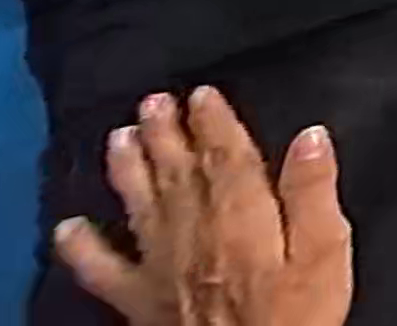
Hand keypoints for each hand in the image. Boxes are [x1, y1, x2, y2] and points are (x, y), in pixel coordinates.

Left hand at [52, 87, 351, 325]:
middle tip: (151, 102)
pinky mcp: (140, 304)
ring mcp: (160, 272)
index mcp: (242, 219)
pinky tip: (70, 227)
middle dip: (165, 138)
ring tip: (118, 138)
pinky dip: (82, 248)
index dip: (215, 124)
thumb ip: (314, 191)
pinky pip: (105, 271)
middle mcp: (194, 236)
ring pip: (141, 210)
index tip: (202, 93)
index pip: (227, 160)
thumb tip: (310, 134)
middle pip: (179, 178)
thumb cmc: (302, 304)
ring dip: (129, 172)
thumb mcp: (325, 245)